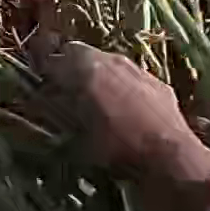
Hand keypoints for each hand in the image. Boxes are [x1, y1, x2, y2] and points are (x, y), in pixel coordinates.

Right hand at [40, 42, 209, 210]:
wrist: (170, 157)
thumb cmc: (115, 146)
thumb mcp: (75, 133)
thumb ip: (57, 110)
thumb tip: (40, 102)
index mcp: (83, 68)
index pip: (52, 57)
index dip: (43, 69)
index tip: (39, 82)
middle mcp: (109, 60)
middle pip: (78, 52)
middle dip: (68, 66)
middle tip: (63, 88)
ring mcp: (135, 68)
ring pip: (106, 62)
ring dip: (96, 74)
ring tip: (93, 98)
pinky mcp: (157, 82)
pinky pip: (130, 77)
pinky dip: (122, 86)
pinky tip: (124, 108)